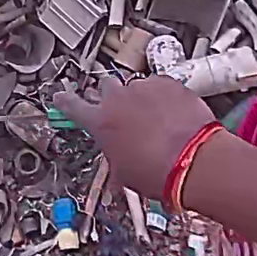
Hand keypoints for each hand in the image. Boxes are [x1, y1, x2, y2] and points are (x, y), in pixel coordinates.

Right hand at [53, 76, 216, 200]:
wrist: (195, 162)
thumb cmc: (158, 173)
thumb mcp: (124, 172)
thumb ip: (113, 152)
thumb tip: (118, 155)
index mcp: (99, 122)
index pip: (71, 105)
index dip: (65, 100)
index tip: (61, 96)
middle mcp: (116, 99)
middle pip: (106, 87)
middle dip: (112, 98)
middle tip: (124, 114)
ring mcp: (142, 88)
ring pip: (135, 87)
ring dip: (141, 99)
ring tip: (156, 120)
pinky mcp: (166, 82)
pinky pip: (159, 85)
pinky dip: (163, 96)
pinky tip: (172, 114)